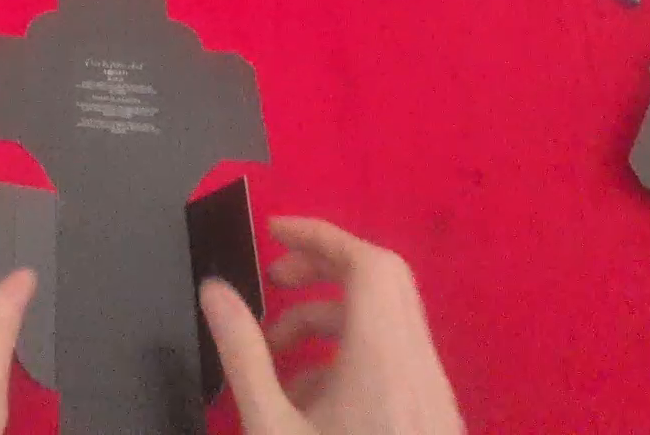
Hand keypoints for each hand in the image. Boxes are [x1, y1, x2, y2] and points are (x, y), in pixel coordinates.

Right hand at [201, 217, 462, 434]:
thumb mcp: (273, 429)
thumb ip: (242, 353)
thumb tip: (214, 289)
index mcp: (385, 363)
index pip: (369, 265)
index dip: (321, 234)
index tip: (272, 233)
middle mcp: (420, 372)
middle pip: (383, 283)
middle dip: (322, 267)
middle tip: (273, 279)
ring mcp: (434, 400)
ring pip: (387, 322)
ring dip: (328, 315)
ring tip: (275, 347)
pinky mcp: (434, 424)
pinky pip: (393, 359)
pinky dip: (348, 351)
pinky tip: (307, 393)